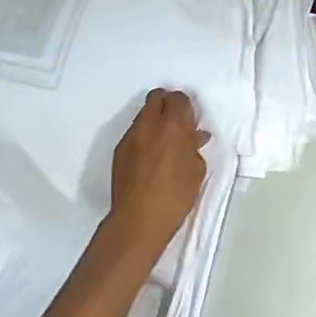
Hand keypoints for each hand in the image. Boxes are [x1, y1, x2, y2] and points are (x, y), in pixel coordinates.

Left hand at [108, 89, 207, 256]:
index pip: (177, 98)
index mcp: (173, 125)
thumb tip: (194, 137)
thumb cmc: (176, 194)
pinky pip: (134, 133)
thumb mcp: (196, 169)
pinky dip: (144, 137)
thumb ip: (194, 146)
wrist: (139, 219)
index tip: (191, 120)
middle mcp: (149, 125)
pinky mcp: (119, 152)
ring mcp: (130, 137)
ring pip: (143, 115)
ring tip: (163, 143)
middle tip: (177, 123)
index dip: (186, 105)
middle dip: (167, 104)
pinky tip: (150, 157)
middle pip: (156, 97)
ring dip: (154, 120)